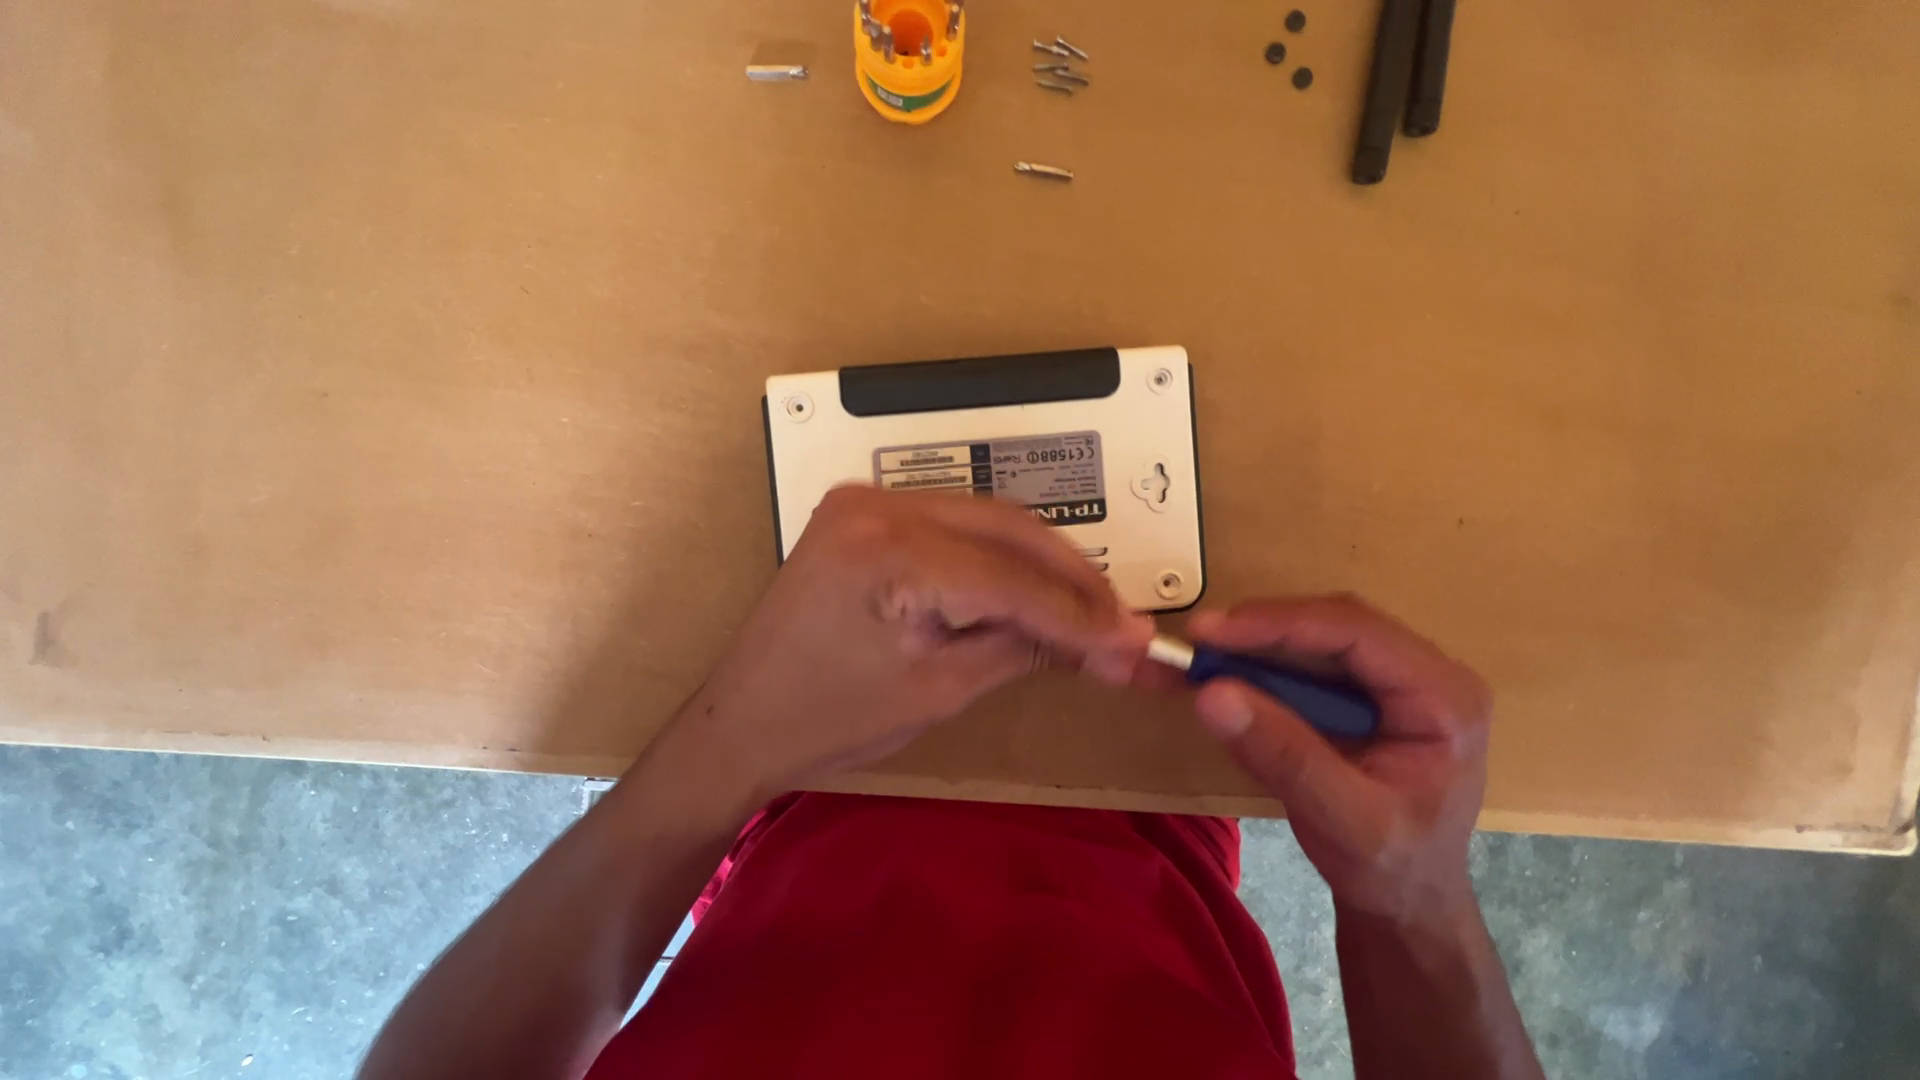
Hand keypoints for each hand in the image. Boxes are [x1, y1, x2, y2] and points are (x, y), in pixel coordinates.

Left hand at [664, 486, 1153, 802]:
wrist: (741, 721)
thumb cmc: (829, 721)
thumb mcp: (939, 690)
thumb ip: (1021, 648)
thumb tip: (1100, 639)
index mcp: (889, 550)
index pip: (1011, 577)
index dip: (1080, 614)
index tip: (1133, 641)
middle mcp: (879, 504)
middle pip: (1006, 528)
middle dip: (1071, 578)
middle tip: (1120, 624)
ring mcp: (867, 501)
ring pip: (985, 520)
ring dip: (1041, 564)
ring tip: (1088, 610)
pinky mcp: (864, 513)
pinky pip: (953, 526)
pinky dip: (998, 557)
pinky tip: (1031, 589)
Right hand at [1184, 596, 1491, 921]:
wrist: (1406, 900)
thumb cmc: (1392, 867)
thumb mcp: (1344, 820)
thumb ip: (1284, 756)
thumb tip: (1210, 694)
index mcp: (1444, 696)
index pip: (1357, 632)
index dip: (1280, 624)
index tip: (1211, 632)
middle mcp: (1423, 673)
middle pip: (1333, 623)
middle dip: (1261, 629)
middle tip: (1198, 640)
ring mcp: (1392, 680)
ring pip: (1313, 636)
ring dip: (1253, 643)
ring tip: (1199, 656)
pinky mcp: (1360, 691)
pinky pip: (1304, 661)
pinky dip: (1257, 665)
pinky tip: (1221, 673)